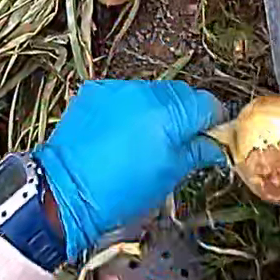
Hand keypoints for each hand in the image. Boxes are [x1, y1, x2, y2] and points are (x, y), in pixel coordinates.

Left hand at [35, 79, 225, 260]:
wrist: (63, 192)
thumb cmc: (121, 191)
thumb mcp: (169, 176)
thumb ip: (197, 152)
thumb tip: (216, 144)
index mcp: (169, 112)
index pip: (206, 103)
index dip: (212, 122)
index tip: (209, 138)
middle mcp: (145, 91)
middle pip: (181, 94)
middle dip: (184, 114)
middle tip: (176, 143)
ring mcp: (119, 87)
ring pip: (152, 92)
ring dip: (156, 110)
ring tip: (143, 140)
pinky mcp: (96, 89)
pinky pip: (124, 94)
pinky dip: (128, 108)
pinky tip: (119, 133)